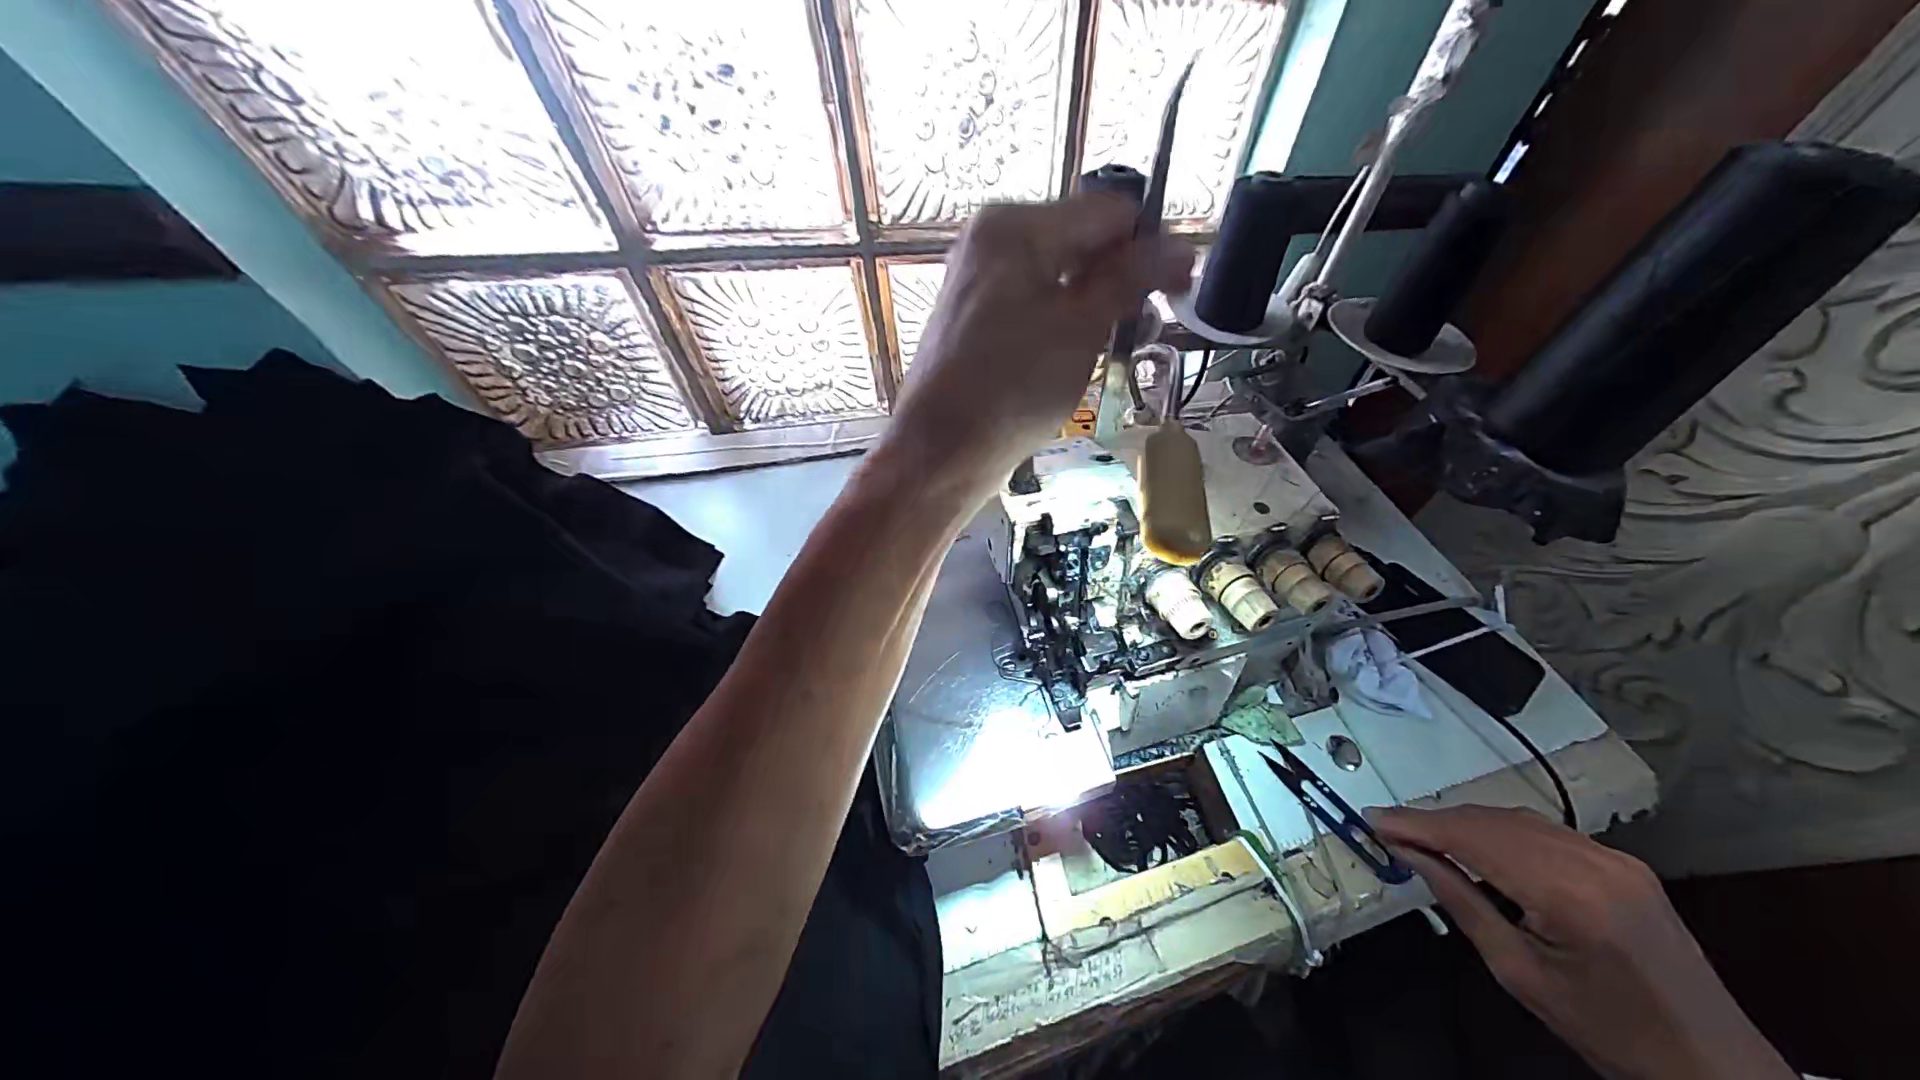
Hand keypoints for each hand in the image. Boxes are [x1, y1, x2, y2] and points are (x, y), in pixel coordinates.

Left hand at [883, 195, 1192, 491]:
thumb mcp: (1082, 327)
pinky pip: (1036, 303)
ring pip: (1061, 276)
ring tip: (1113, 350)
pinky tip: (1078, 357)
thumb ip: (1132, 278)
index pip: (1108, 211)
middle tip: (1143, 329)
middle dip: (1121, 280)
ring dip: (1096, 306)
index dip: (1151, 245)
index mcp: (1015, 225)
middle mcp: (992, 240)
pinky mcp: (978, 317)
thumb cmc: (1012, 386)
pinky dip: (1064, 322)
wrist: (942, 450)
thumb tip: (1184, 247)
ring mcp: (981, 279)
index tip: (1178, 289)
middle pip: (1083, 241)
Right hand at [1371, 805, 1794, 1079]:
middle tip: (1389, 830)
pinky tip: (1475, 845)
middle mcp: (1593, 861)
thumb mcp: (1520, 974)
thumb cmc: (1609, 1030)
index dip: (1416, 824)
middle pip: (1491, 821)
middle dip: (1434, 821)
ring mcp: (1613, 857)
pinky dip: (1498, 831)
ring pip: (1514, 819)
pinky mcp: (1622, 863)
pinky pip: (1543, 831)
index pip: (1472, 838)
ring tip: (1423, 837)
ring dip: (1463, 823)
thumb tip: (1410, 855)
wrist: (1715, 1065)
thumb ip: (1461, 903)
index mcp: (1569, 894)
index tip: (1372, 820)